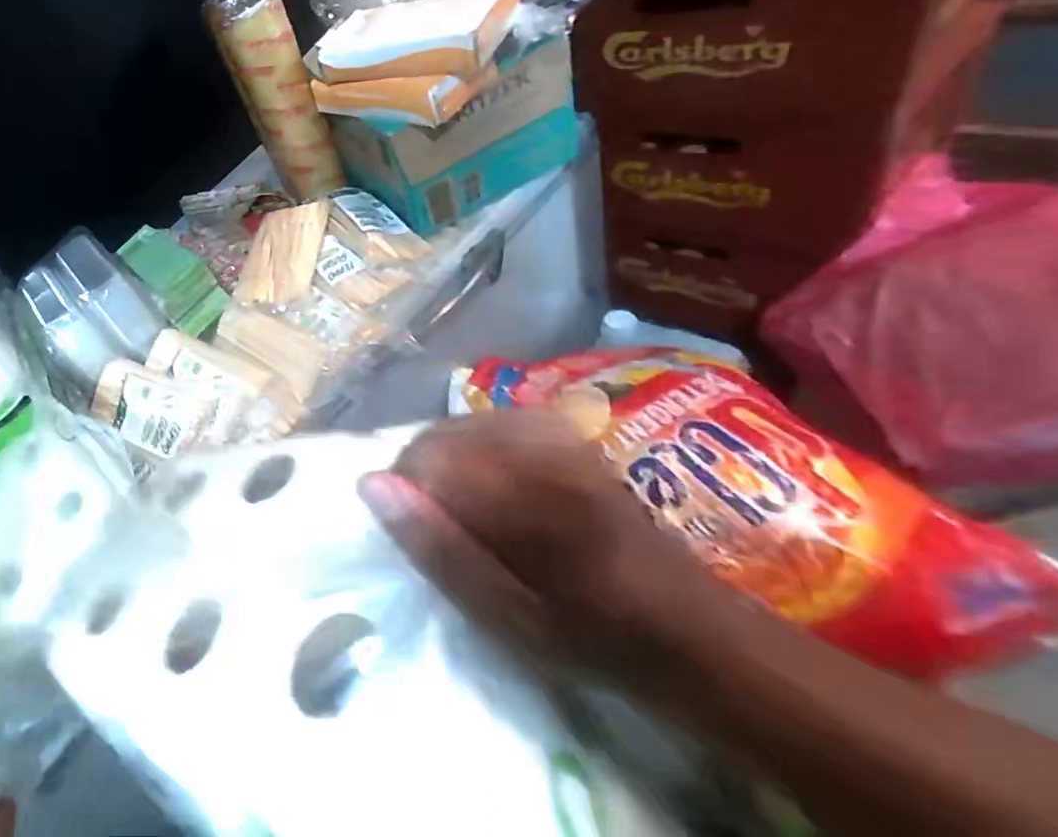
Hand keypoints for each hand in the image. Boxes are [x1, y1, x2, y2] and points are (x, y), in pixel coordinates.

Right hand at [358, 410, 740, 688]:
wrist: (687, 630)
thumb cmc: (586, 635)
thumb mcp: (500, 611)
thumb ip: (434, 544)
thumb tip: (370, 484)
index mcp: (519, 493)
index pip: (422, 458)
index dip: (403, 491)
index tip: (413, 531)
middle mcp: (536, 449)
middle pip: (440, 434)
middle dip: (422, 473)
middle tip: (436, 524)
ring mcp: (557, 437)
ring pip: (464, 425)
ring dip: (447, 460)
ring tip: (462, 506)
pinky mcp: (569, 437)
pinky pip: (497, 421)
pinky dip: (478, 446)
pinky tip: (491, 479)